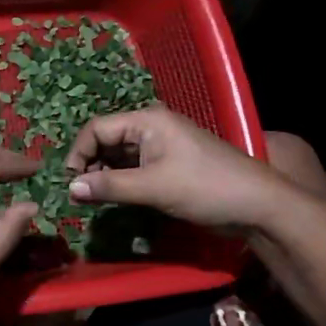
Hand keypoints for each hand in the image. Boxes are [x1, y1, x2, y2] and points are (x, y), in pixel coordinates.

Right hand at [64, 107, 300, 228]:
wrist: (256, 206)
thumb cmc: (204, 187)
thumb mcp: (153, 187)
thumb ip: (110, 187)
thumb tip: (69, 188)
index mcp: (148, 120)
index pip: (98, 128)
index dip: (78, 153)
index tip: (68, 182)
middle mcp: (152, 127)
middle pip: (106, 140)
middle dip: (89, 165)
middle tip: (78, 195)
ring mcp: (161, 147)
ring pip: (119, 157)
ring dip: (104, 176)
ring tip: (92, 201)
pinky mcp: (168, 167)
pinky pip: (134, 169)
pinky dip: (120, 183)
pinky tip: (112, 200)